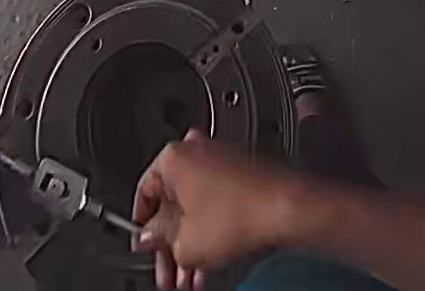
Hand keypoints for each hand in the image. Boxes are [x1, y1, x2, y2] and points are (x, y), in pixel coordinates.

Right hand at [134, 131, 304, 289]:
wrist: (281, 207)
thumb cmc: (237, 212)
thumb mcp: (184, 241)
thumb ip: (159, 240)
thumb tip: (151, 237)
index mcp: (173, 156)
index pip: (144, 192)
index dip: (143, 228)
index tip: (146, 249)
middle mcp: (192, 149)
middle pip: (169, 200)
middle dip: (169, 242)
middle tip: (168, 270)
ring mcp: (214, 157)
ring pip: (191, 204)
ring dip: (187, 240)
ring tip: (188, 275)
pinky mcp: (233, 168)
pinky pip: (209, 199)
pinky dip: (205, 227)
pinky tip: (207, 259)